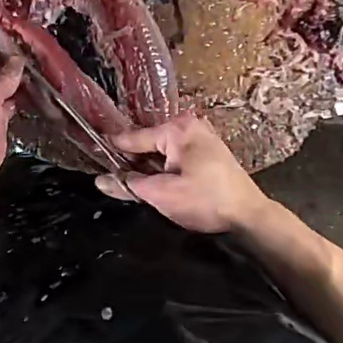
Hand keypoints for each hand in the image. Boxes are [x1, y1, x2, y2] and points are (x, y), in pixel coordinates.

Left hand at [0, 48, 23, 192]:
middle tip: (34, 61)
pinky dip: (16, 100)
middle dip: (9, 69)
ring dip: (15, 84)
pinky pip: (5, 104)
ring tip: (37, 74)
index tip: (21, 48)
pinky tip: (32, 93)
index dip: (0, 53)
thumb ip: (5, 77)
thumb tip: (18, 61)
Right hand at [94, 115, 274, 234]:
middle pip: (149, 143)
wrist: (249, 216)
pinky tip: (158, 184)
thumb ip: (129, 185)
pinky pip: (176, 156)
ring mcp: (202, 137)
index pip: (134, 137)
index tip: (93, 153)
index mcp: (178, 129)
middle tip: (114, 179)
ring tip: (134, 185)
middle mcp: (190, 126)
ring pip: (162, 151)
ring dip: (149, 167)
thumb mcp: (162, 194)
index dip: (113, 149)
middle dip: (133, 161)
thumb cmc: (207, 201)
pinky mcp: (209, 152)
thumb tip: (102, 181)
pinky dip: (165, 168)